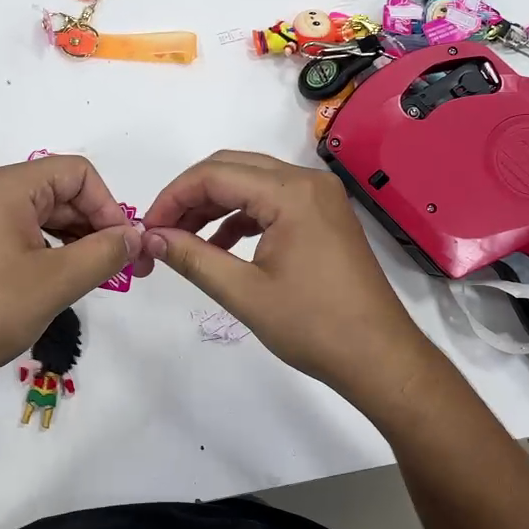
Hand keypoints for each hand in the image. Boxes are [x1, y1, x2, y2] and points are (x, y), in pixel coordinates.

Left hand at [0, 154, 141, 392]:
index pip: (77, 173)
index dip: (109, 205)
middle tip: (125, 267)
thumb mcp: (57, 281)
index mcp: (10, 186)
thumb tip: (135, 236)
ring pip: (45, 215)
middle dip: (97, 224)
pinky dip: (52, 251)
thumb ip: (104, 253)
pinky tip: (63, 281)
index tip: (124, 246)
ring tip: (99, 276)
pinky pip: (24, 234)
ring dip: (77, 240)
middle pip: (61, 191)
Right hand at [142, 151, 432, 403]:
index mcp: (290, 193)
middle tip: (160, 230)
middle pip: (232, 168)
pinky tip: (219, 246)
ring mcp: (319, 196)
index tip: (146, 227)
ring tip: (183, 240)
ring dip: (213, 205)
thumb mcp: (244, 293)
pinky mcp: (323, 215)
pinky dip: (240, 216)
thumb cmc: (314, 327)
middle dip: (190, 196)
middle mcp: (307, 181)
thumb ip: (193, 257)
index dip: (173, 197)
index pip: (215, 174)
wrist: (381, 359)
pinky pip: (270, 200)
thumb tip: (150, 237)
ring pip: (250, 182)